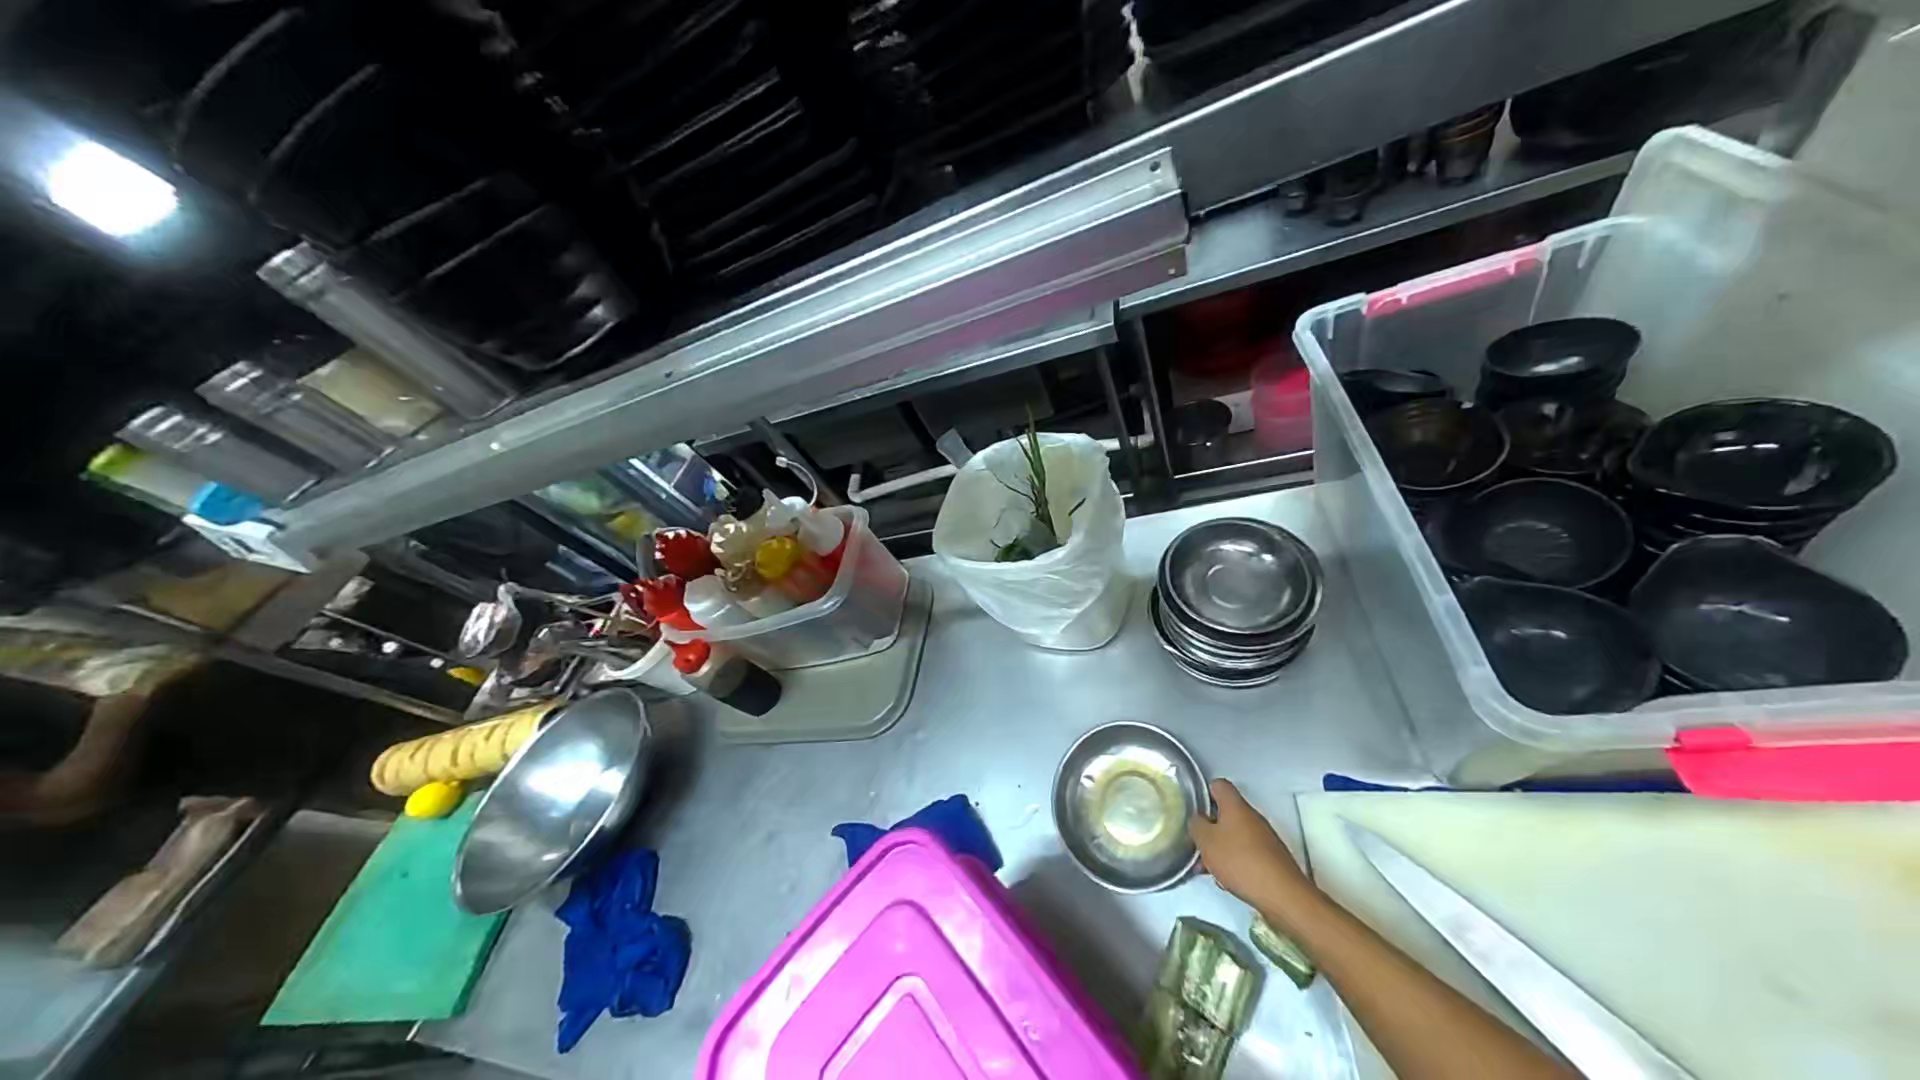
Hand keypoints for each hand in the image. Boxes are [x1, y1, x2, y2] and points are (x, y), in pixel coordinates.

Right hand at [1189, 778, 1314, 915]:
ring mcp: (1265, 838)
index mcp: (1236, 806)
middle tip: (1198, 843)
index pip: (1219, 785)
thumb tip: (1198, 819)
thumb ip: (1196, 825)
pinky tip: (1227, 879)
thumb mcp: (1206, 841)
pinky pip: (1247, 852)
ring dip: (1220, 847)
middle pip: (1226, 813)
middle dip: (1210, 827)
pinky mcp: (1272, 859)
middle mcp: (1253, 817)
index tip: (1194, 808)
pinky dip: (1235, 861)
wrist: (1283, 895)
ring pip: (1236, 835)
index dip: (1204, 792)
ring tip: (1208, 867)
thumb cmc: (1241, 861)